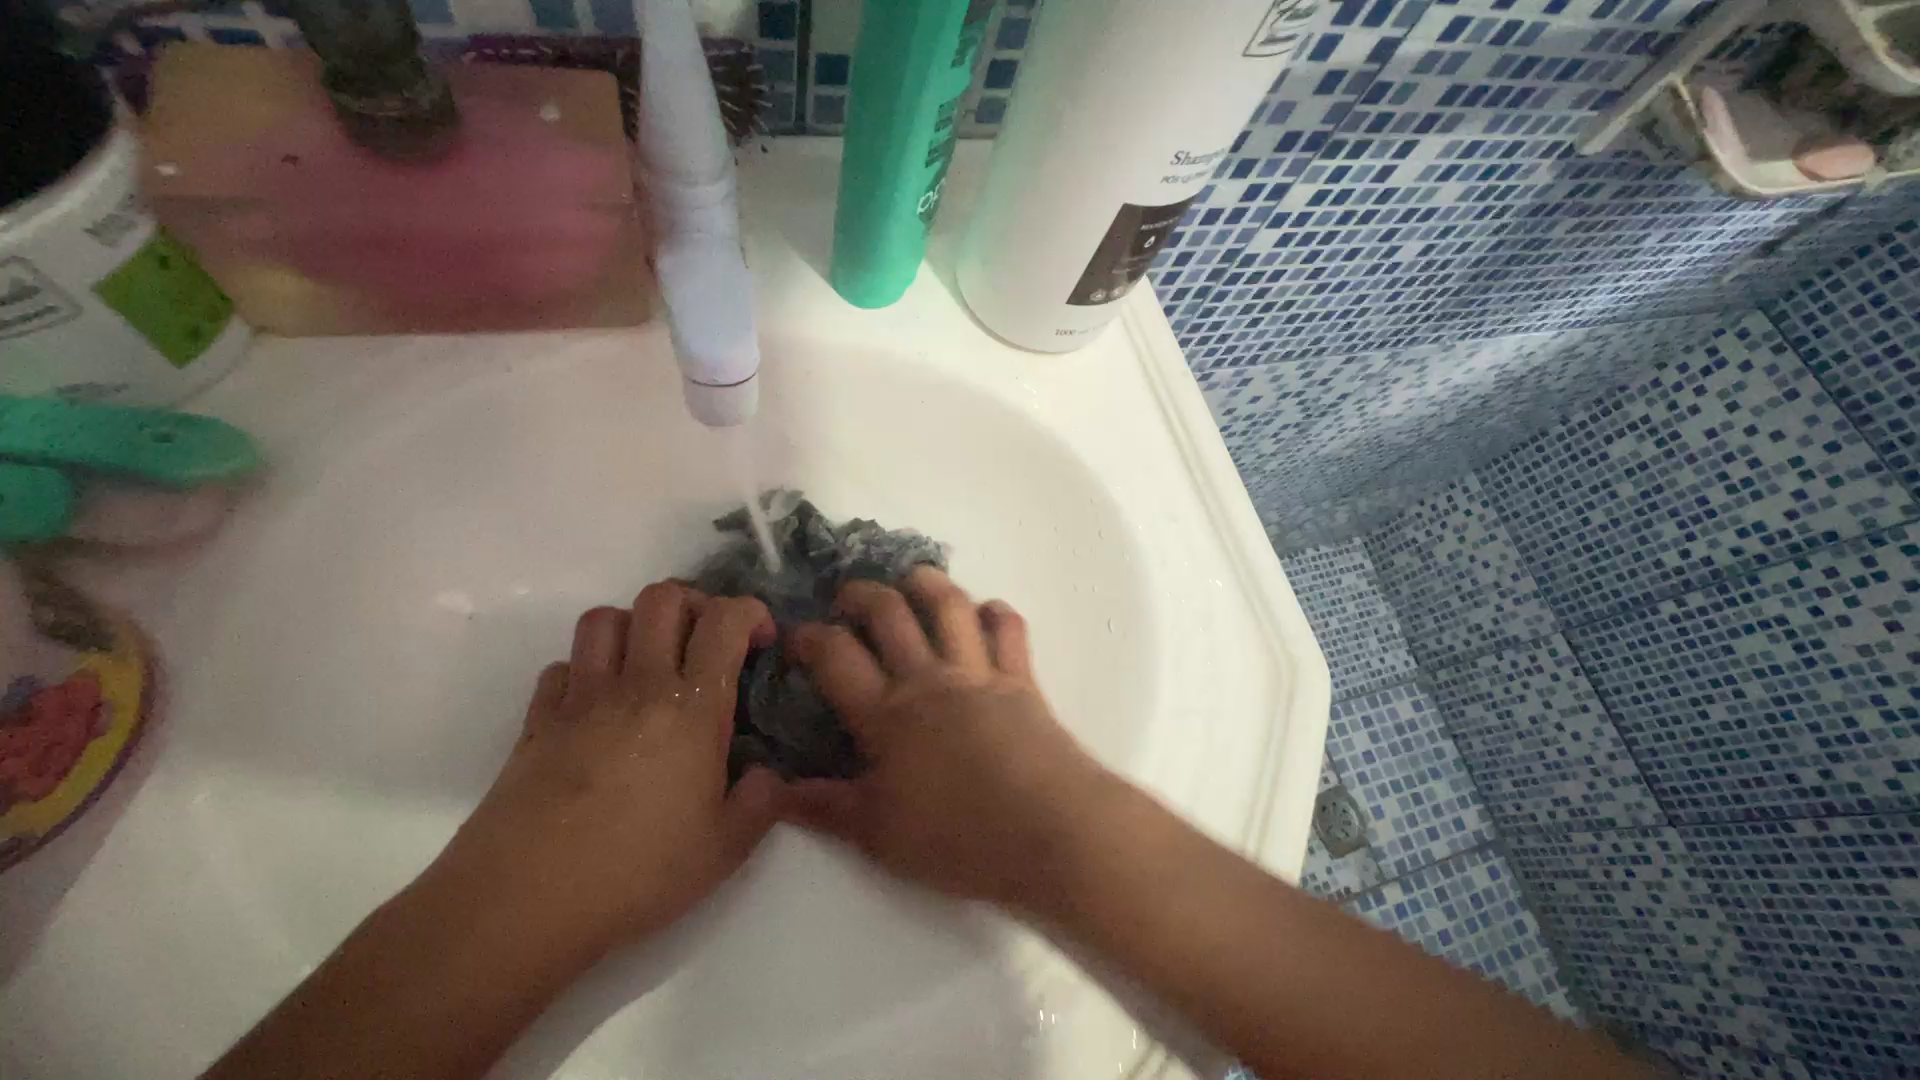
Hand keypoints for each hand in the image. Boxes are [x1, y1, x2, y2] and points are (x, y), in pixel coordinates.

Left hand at [426, 582, 785, 956]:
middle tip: (707, 642)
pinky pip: (562, 667)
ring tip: (650, 664)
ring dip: (635, 627)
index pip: (724, 621)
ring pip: (604, 619)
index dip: (749, 612)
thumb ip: (761, 802)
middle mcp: (638, 685)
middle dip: (694, 603)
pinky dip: (584, 672)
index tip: (760, 641)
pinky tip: (597, 707)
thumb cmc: (637, 872)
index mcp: (692, 707)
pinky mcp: (536, 720)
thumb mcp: (725, 848)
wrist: (524, 901)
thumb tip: (768, 774)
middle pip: (662, 598)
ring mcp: (581, 698)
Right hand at [785, 567, 1114, 907]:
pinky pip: (1008, 630)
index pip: (836, 656)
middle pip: (889, 614)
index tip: (796, 635)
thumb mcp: (876, 833)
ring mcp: (978, 674)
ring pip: (949, 606)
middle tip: (846, 597)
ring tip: (910, 580)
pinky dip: (995, 613)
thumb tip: (772, 788)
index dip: (809, 637)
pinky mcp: (1021, 680)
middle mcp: (928, 679)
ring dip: (926, 583)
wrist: (1048, 831)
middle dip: (861, 594)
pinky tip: (985, 612)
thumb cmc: (957, 837)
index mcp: (886, 714)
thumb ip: (823, 806)